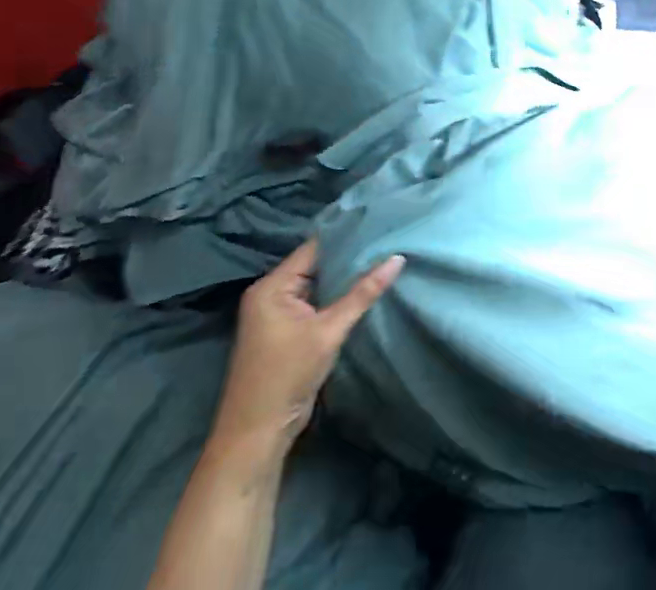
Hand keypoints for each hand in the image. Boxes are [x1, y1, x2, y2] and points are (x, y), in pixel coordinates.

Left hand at [211, 239, 402, 457]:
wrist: (258, 430)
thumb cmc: (286, 374)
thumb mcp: (329, 330)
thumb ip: (363, 293)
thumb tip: (397, 258)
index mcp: (272, 287)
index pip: (314, 249)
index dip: (346, 236)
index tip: (381, 224)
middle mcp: (272, 294)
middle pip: (317, 264)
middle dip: (352, 255)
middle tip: (391, 239)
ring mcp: (280, 313)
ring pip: (320, 283)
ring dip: (348, 277)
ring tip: (386, 257)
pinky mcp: (290, 329)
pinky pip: (320, 301)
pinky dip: (341, 295)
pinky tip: (369, 288)